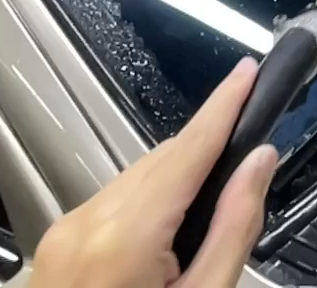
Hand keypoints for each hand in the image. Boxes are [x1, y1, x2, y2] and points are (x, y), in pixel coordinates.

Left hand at [32, 58, 277, 287]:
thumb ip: (235, 227)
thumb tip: (260, 162)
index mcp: (127, 238)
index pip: (190, 147)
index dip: (225, 104)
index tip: (248, 71)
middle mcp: (87, 224)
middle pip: (165, 157)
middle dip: (207, 150)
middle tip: (246, 161)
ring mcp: (65, 234)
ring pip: (140, 175)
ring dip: (178, 177)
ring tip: (205, 217)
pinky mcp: (56, 245)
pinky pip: (116, 199)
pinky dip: (150, 200)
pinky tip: (167, 233)